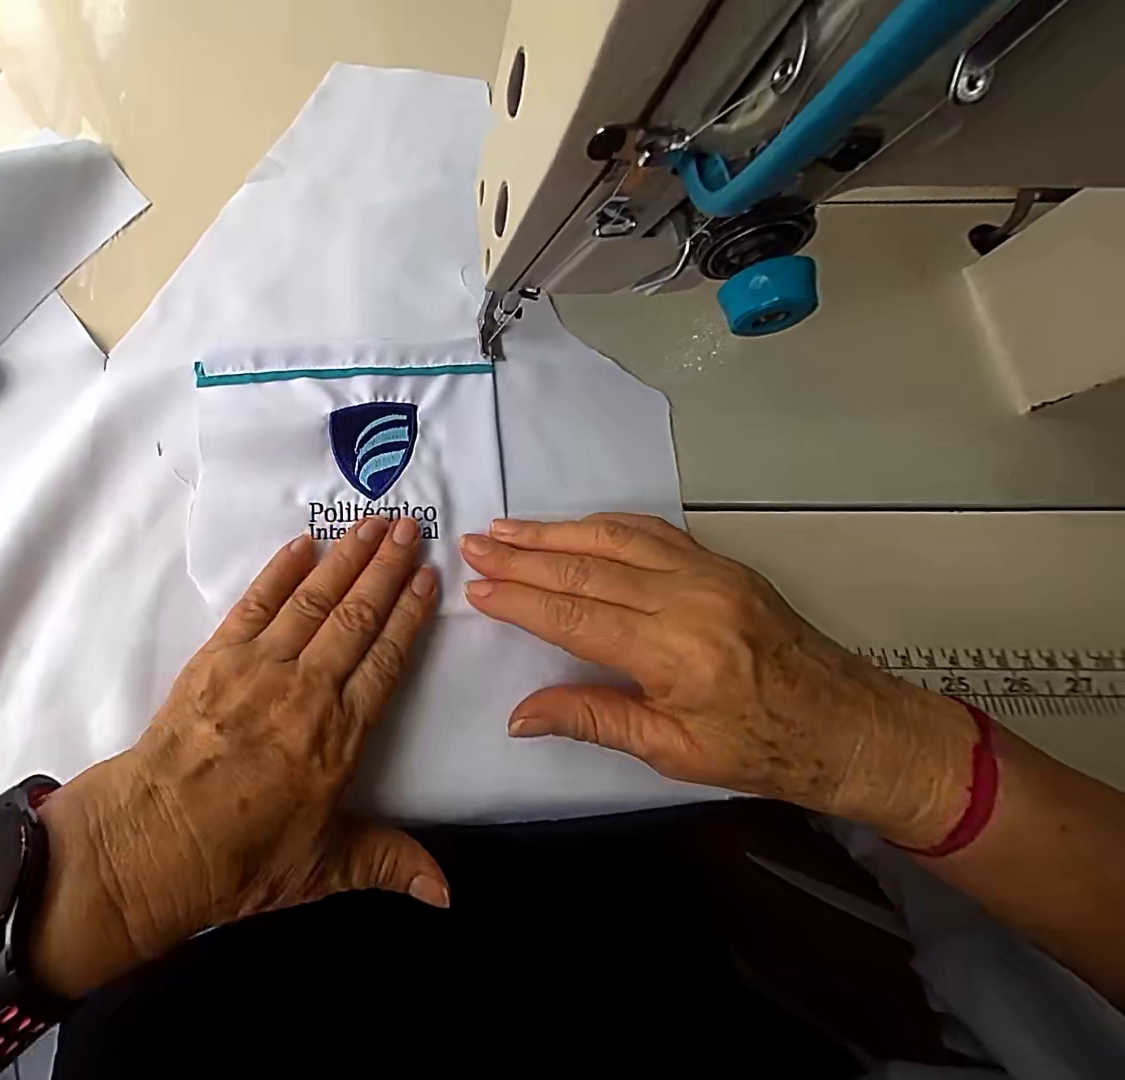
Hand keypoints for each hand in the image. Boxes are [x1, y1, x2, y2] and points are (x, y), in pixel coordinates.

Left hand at [29, 517, 446, 999]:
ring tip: (370, 524)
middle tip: (409, 526)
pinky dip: (279, 571)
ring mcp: (259, 666)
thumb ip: (387, 862)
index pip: (387, 659)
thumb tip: (448, 895)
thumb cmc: (242, 855)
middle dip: (386, 569)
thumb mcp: (322, 869)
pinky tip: (302, 545)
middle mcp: (306, 689)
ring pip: (313, 600)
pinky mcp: (217, 655)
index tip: (428, 578)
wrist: (159, 833)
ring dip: (344, 558)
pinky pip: (256, 603)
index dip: (410, 615)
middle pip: (356, 616)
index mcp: (340, 735)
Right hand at [458, 513, 978, 848]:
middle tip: (473, 545)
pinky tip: (566, 526)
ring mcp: (709, 575)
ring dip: (549, 532)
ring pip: (611, 541)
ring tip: (502, 528)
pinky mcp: (721, 565)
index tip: (474, 588)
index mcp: (675, 654)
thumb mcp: (671, 752)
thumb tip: (516, 717)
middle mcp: (689, 602)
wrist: (863, 730)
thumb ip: (590, 720)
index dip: (518, 600)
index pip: (573, 616)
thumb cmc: (763, 750)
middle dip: (519, 557)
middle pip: (584, 570)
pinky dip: (598, 525)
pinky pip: (648, 532)